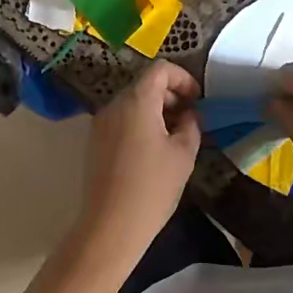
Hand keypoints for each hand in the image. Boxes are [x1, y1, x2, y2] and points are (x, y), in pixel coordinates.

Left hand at [79, 61, 202, 246]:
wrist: (112, 223)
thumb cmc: (153, 186)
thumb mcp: (184, 153)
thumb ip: (191, 125)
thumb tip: (189, 114)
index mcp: (136, 101)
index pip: (159, 69)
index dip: (183, 79)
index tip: (198, 100)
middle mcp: (113, 105)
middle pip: (144, 84)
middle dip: (170, 95)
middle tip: (191, 119)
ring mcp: (100, 123)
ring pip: (131, 103)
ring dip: (155, 110)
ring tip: (175, 136)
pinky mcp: (94, 141)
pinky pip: (120, 120)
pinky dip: (139, 123)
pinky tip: (154, 149)